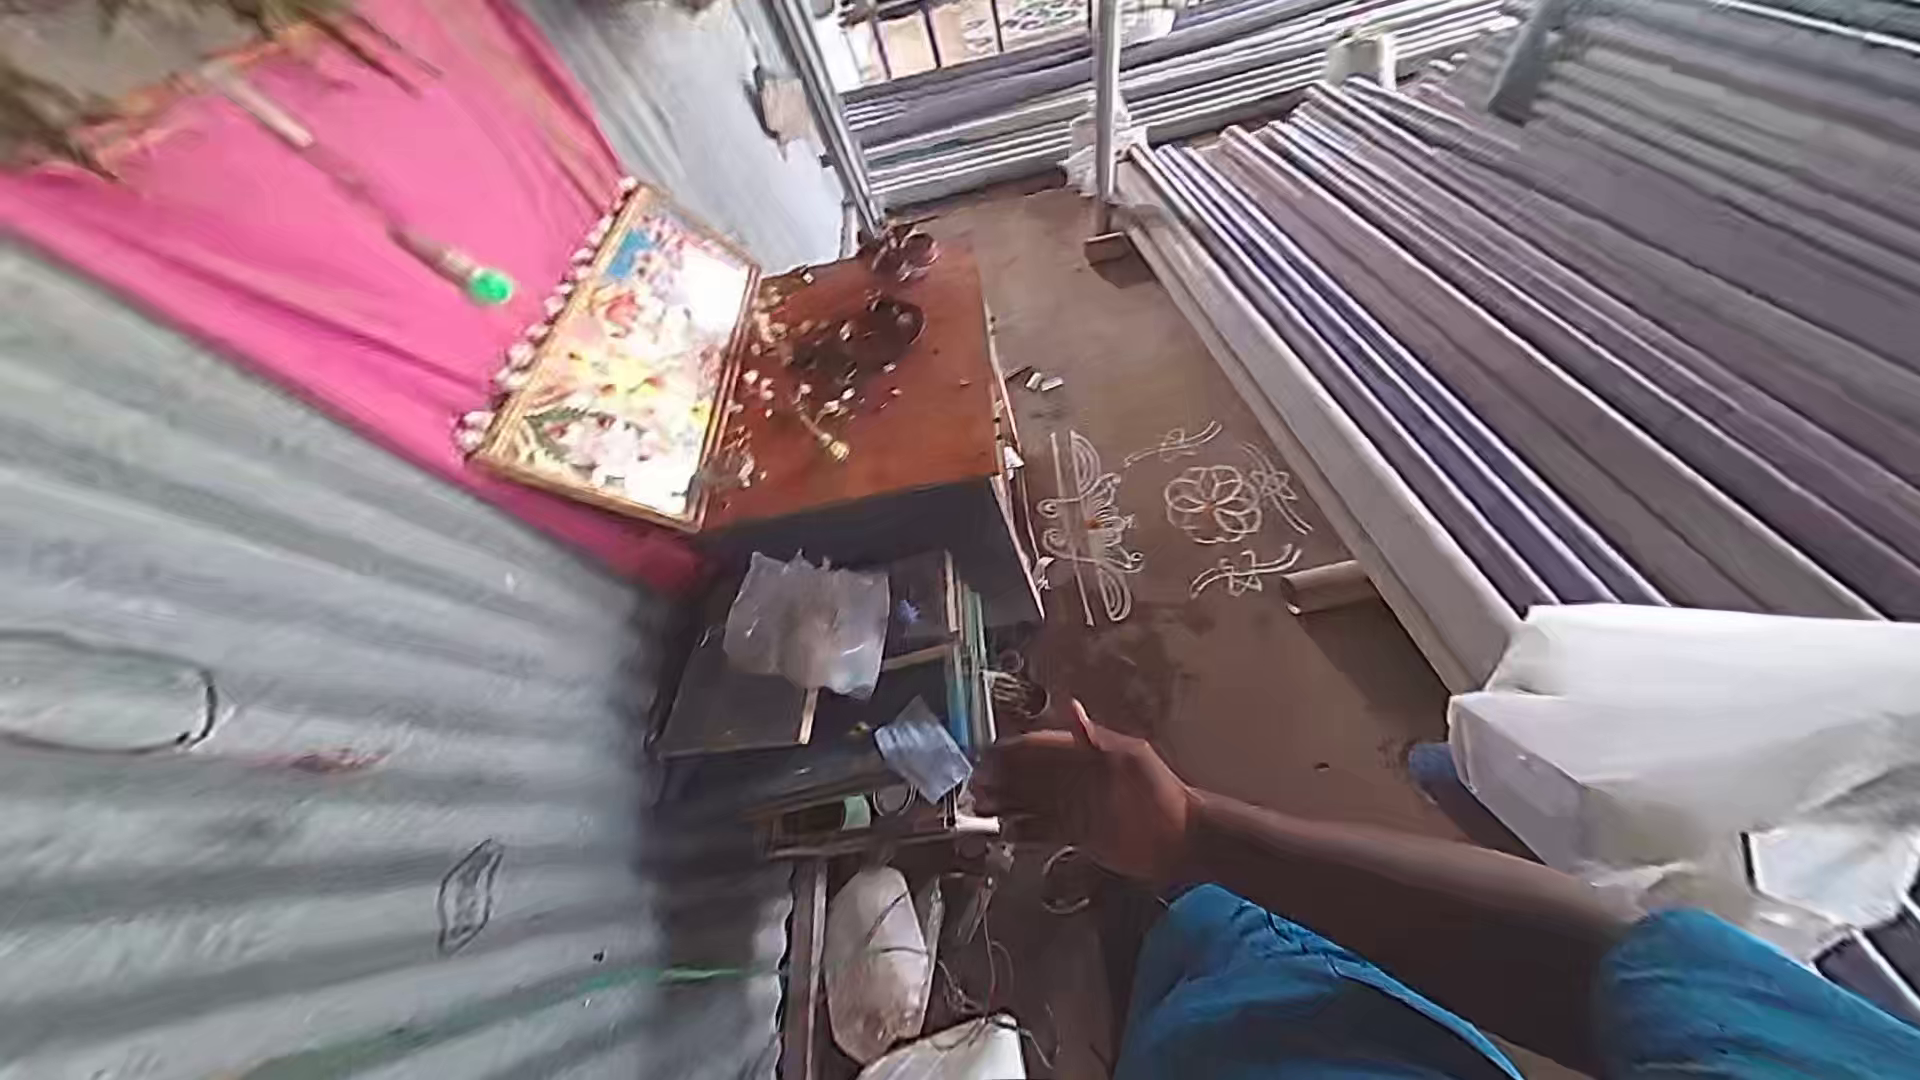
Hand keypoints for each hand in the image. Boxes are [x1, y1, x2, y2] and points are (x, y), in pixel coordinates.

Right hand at [973, 700, 1195, 884]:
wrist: (1185, 838)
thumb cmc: (1160, 792)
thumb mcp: (1132, 758)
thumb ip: (1096, 737)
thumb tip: (1069, 705)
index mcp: (1083, 753)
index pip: (1039, 746)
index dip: (1012, 750)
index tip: (986, 758)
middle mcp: (1072, 777)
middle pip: (1027, 774)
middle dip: (1000, 778)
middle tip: (974, 788)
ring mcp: (1072, 806)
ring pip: (1029, 800)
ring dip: (1005, 802)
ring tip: (981, 808)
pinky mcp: (1076, 833)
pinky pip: (1042, 829)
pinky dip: (1022, 830)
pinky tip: (1005, 831)